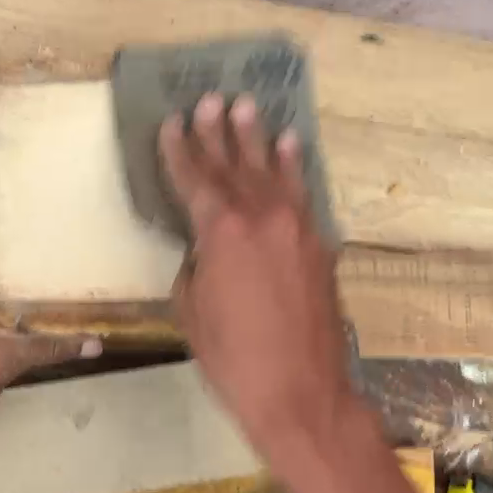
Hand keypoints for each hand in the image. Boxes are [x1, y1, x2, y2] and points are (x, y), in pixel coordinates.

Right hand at [160, 93, 369, 471]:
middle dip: (219, 132)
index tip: (173, 122)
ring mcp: (297, 228)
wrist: (301, 393)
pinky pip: (302, 195)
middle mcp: (262, 217)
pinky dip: (295, 169)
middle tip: (211, 99)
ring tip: (248, 107)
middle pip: (234, 165)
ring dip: (258, 139)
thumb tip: (203, 249)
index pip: (194, 178)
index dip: (180, 149)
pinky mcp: (319, 246)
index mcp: (221, 232)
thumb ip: (194, 266)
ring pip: (273, 172)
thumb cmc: (232, 358)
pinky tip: (291, 147)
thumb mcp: (192, 310)